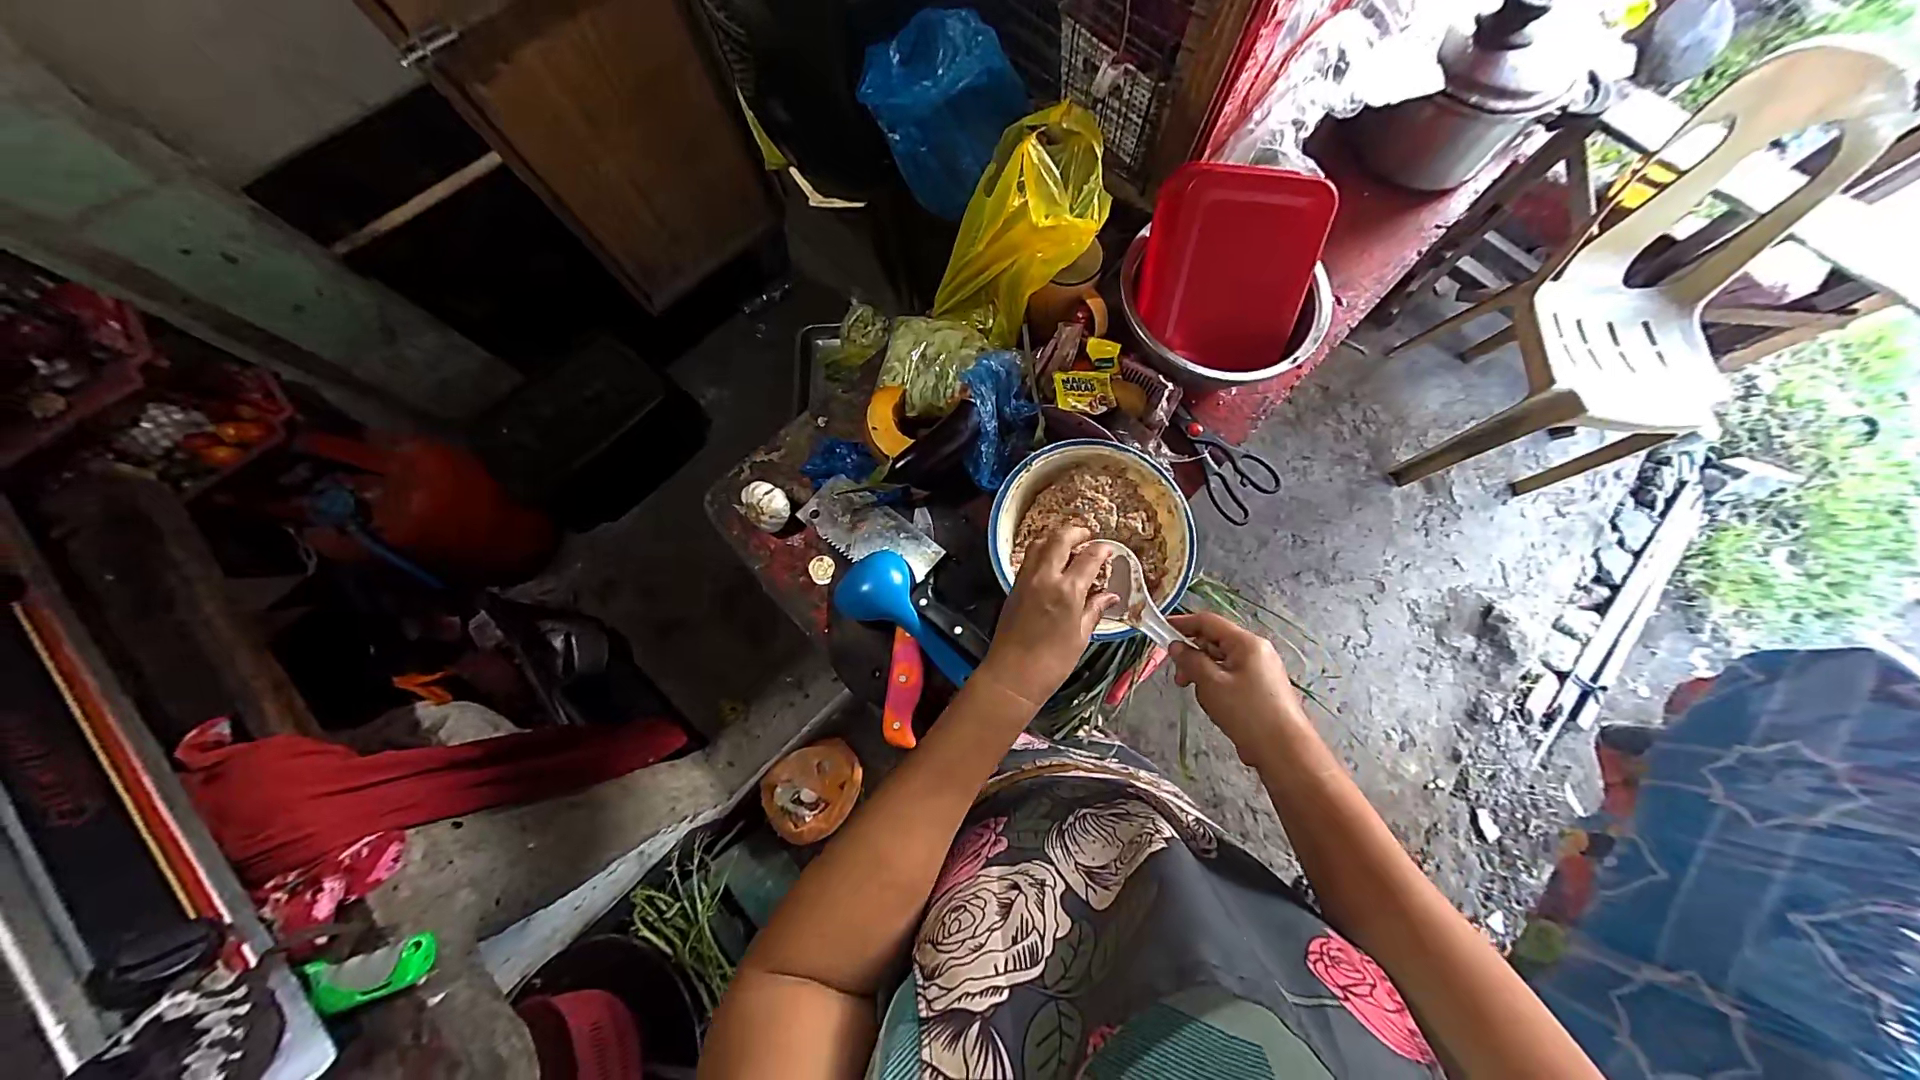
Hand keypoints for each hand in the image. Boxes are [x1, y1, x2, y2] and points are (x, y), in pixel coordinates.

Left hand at [979, 527, 1116, 706]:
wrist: (1012, 675)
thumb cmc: (1051, 662)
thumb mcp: (1081, 636)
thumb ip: (1094, 609)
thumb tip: (1109, 596)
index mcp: (1067, 590)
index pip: (1089, 557)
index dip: (1102, 550)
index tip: (1109, 550)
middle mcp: (1045, 578)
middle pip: (1060, 539)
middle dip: (1076, 532)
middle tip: (1088, 536)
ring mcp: (1026, 580)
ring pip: (1040, 543)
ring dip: (1056, 538)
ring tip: (1070, 545)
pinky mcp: (1014, 587)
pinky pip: (1029, 558)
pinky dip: (1042, 552)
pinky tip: (1052, 562)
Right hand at [1168, 612, 1308, 767]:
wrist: (1284, 750)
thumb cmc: (1247, 712)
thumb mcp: (1210, 683)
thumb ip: (1190, 660)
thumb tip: (1176, 646)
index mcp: (1246, 643)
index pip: (1209, 622)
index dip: (1182, 623)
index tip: (1162, 628)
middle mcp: (1257, 650)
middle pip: (1215, 641)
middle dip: (1193, 654)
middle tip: (1179, 677)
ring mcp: (1262, 668)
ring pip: (1222, 659)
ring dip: (1203, 670)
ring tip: (1196, 692)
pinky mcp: (1262, 686)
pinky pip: (1232, 674)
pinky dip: (1216, 681)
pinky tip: (1213, 701)